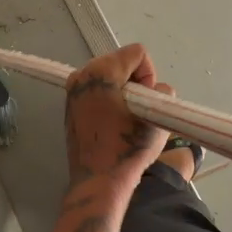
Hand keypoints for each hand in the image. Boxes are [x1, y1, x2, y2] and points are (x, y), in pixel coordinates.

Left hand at [63, 44, 169, 189]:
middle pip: (120, 61)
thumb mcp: (156, 117)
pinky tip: (113, 122)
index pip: (137, 53)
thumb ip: (161, 94)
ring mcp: (72, 88)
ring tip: (127, 119)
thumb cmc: (128, 147)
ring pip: (108, 76)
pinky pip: (96, 89)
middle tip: (139, 110)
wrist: (98, 178)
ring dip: (122, 90)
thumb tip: (155, 90)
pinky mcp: (69, 103)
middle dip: (135, 81)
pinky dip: (107, 98)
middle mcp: (82, 73)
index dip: (149, 74)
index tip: (147, 99)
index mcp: (102, 70)